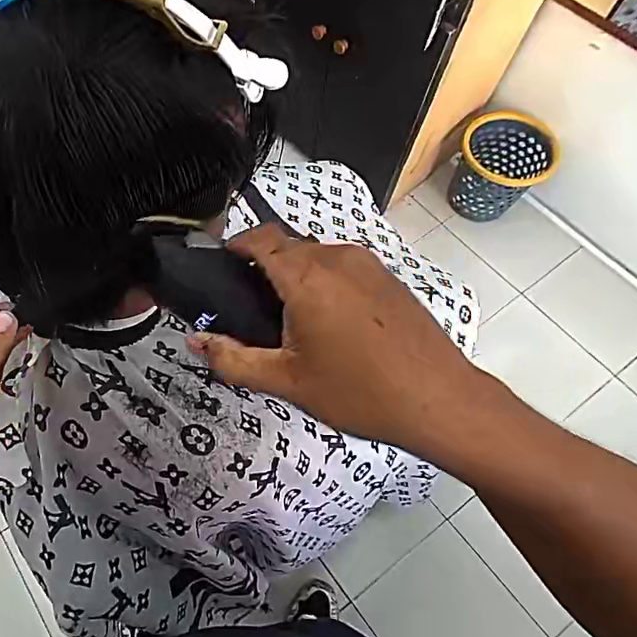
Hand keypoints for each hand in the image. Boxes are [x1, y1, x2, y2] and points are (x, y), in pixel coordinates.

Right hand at [187, 223, 502, 450]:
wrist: (438, 399)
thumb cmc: (365, 392)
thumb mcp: (288, 382)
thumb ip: (234, 359)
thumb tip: (199, 343)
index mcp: (308, 277)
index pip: (259, 238)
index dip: (236, 246)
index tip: (225, 266)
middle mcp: (339, 259)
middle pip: (289, 248)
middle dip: (266, 270)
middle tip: (255, 312)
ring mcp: (370, 266)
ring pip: (319, 258)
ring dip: (300, 279)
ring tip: (297, 328)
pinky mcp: (390, 278)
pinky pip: (347, 270)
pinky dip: (329, 286)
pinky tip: (335, 328)